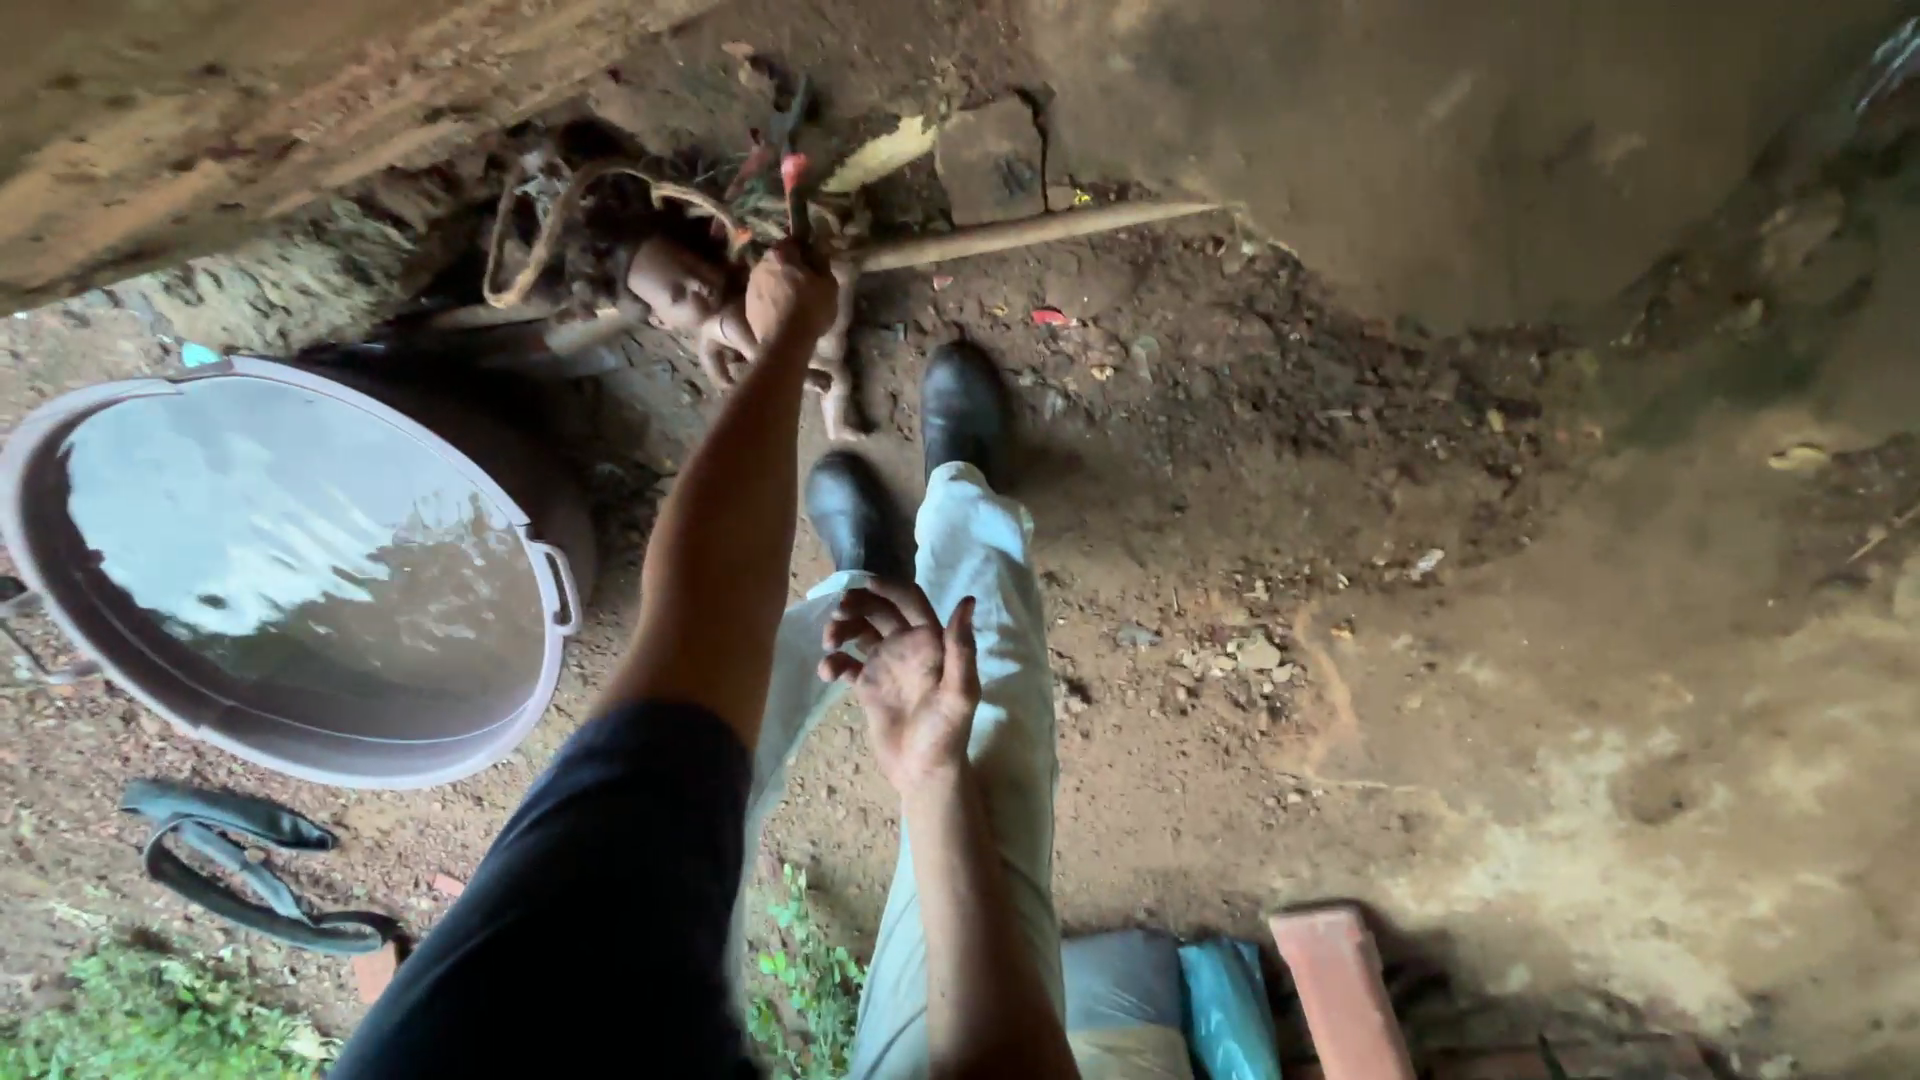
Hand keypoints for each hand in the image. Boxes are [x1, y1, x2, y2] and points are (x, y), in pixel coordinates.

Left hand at [745, 241, 839, 345]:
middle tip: (804, 285)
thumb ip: (822, 264)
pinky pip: (763, 298)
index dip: (805, 253)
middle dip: (789, 270)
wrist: (785, 342)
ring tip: (792, 303)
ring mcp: (750, 286)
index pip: (794, 244)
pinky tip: (782, 315)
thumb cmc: (810, 308)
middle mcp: (760, 264)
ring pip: (768, 280)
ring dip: (778, 286)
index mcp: (780, 254)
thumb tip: (817, 253)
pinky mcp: (748, 306)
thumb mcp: (829, 285)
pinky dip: (771, 302)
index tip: (813, 265)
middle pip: (778, 262)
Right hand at [819, 583, 978, 794]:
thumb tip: (968, 600)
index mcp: (932, 641)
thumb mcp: (960, 692)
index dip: (888, 587)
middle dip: (858, 604)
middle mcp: (908, 647)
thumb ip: (961, 647)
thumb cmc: (946, 733)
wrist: (923, 772)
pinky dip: (833, 661)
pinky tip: (827, 672)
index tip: (863, 584)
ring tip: (829, 641)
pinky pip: (847, 663)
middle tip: (838, 611)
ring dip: (842, 628)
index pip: (910, 601)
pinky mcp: (868, 685)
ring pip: (860, 631)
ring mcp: (887, 665)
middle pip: (879, 610)